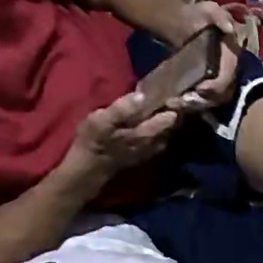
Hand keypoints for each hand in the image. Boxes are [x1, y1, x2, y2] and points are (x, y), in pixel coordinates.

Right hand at [63, 93, 177, 181]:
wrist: (91, 166)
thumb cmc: (94, 140)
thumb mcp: (102, 120)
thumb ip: (123, 109)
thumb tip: (142, 96)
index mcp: (147, 133)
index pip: (170, 118)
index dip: (171, 106)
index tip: (169, 95)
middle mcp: (155, 143)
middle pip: (171, 127)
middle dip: (171, 114)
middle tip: (167, 101)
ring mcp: (152, 150)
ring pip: (167, 134)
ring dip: (166, 124)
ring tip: (160, 110)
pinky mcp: (146, 154)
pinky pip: (159, 140)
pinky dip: (159, 132)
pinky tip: (152, 124)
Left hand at [166, 1, 241, 113]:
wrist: (182, 23)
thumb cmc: (196, 16)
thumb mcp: (208, 10)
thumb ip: (219, 15)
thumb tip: (229, 28)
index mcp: (232, 58)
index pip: (229, 77)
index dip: (217, 86)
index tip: (200, 88)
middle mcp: (229, 73)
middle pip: (221, 95)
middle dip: (204, 100)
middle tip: (184, 100)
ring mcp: (219, 82)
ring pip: (211, 101)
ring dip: (194, 104)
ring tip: (176, 103)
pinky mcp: (207, 87)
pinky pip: (203, 100)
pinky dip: (190, 103)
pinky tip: (174, 102)